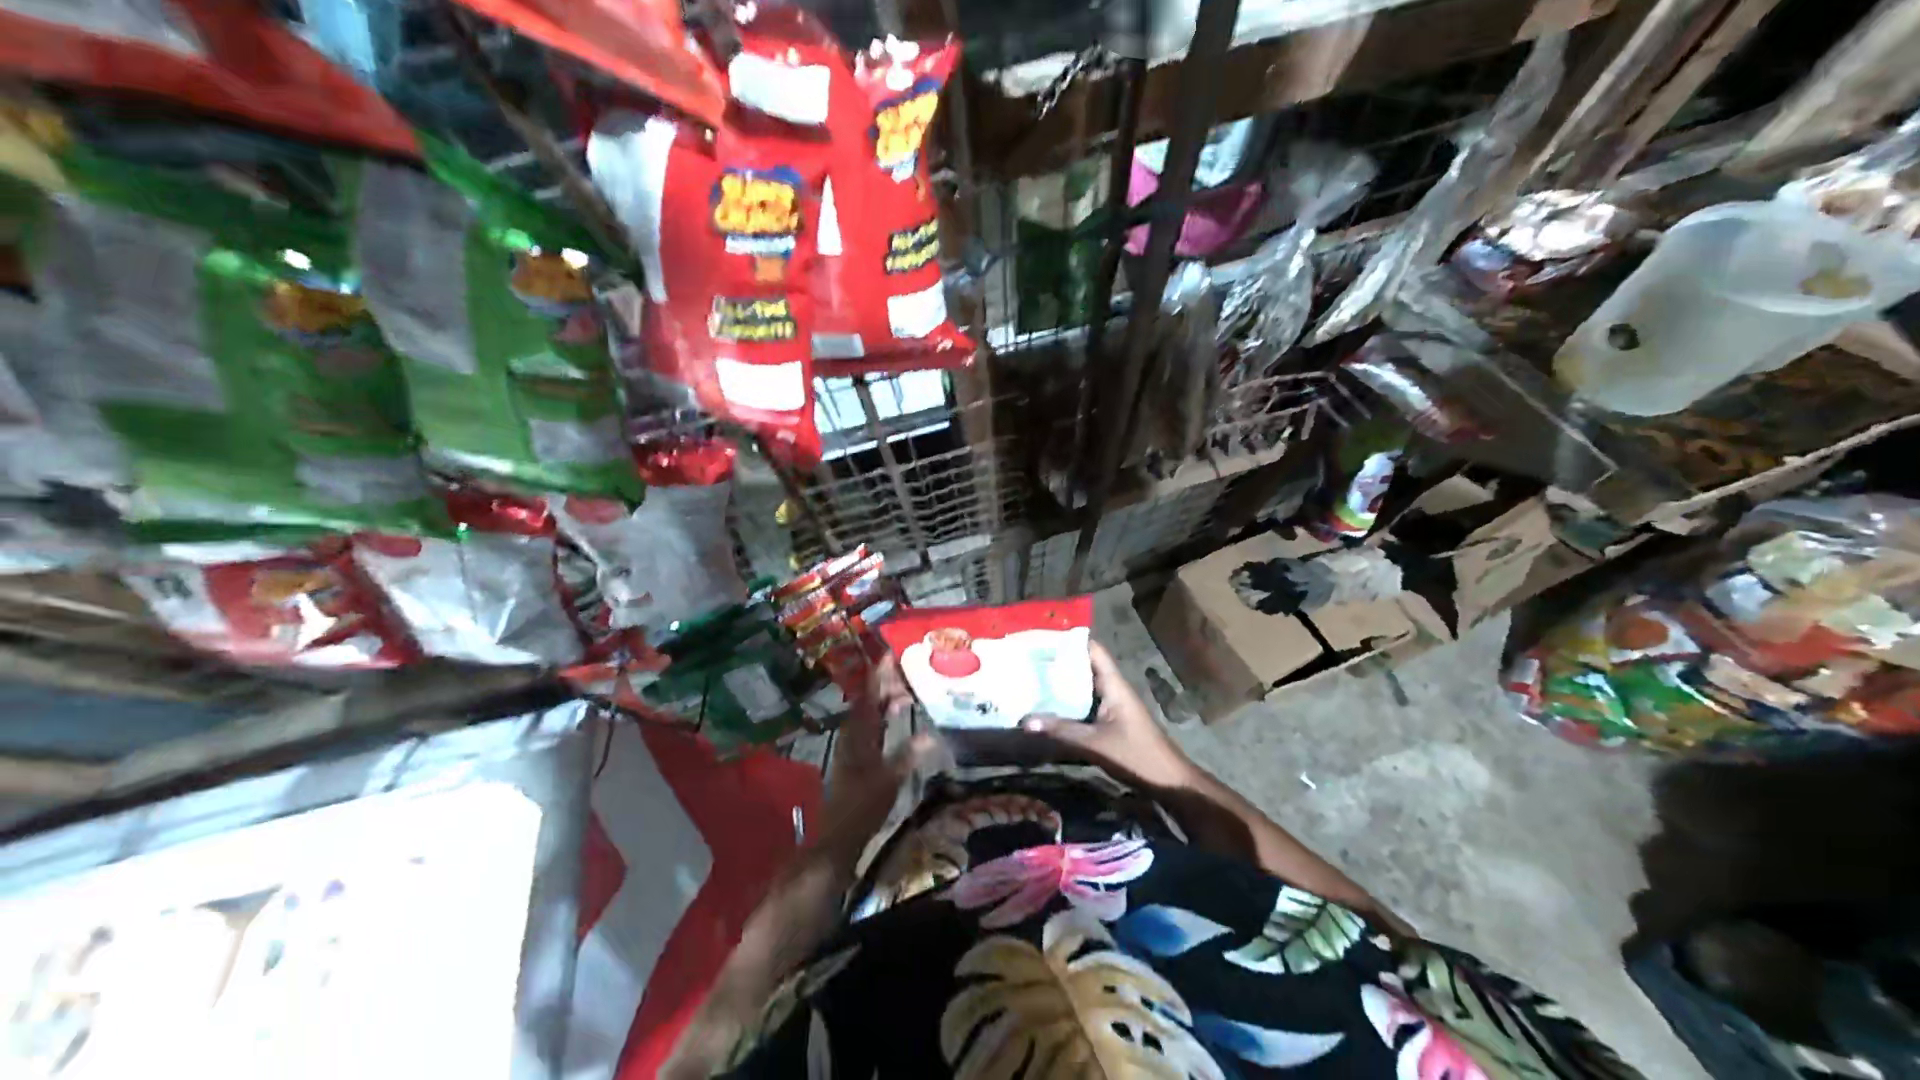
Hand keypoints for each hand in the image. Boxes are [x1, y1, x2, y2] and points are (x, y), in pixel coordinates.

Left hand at [817, 655, 932, 865]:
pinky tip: (894, 719)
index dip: (879, 675)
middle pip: (867, 702)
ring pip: (868, 714)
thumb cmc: (863, 808)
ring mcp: (851, 747)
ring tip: (904, 691)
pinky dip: (882, 716)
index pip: (869, 697)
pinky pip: (869, 726)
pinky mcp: (855, 758)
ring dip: (883, 700)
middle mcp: (852, 736)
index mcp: (858, 736)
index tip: (889, 654)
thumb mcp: (889, 782)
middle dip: (884, 684)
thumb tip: (929, 735)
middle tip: (903, 670)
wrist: (838, 836)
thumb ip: (908, 757)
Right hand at [1023, 642, 1197, 791]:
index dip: (1068, 640)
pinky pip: (1083, 703)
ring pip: (1082, 685)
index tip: (1040, 637)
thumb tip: (1025, 721)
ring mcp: (1111, 705)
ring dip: (1060, 682)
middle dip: (1057, 661)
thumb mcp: (1095, 743)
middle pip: (1083, 665)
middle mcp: (1112, 689)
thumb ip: (1061, 730)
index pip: (1092, 649)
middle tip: (1026, 658)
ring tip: (1029, 677)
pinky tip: (1046, 706)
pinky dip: (1066, 702)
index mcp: (1114, 684)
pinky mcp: (1109, 721)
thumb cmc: (1137, 756)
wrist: (1168, 782)